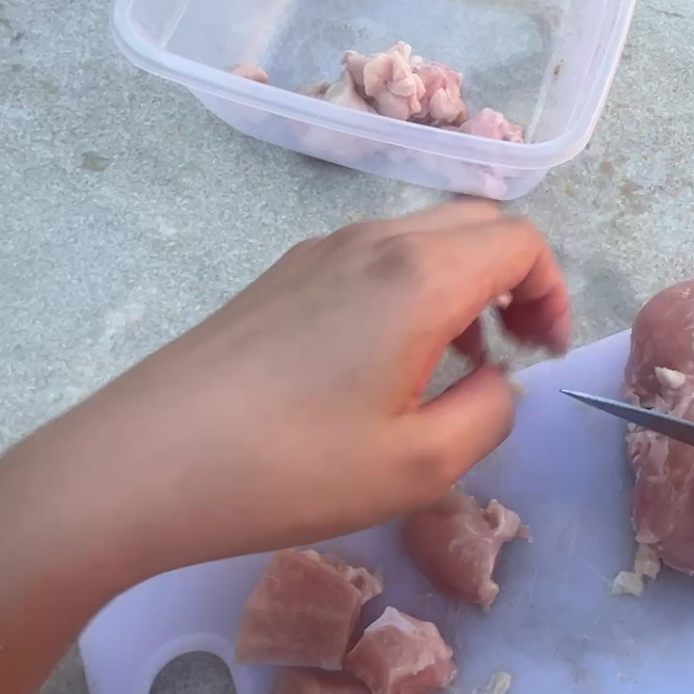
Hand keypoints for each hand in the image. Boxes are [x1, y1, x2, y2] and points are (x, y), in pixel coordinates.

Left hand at [13, 200, 570, 580]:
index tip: (544, 354)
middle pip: (480, 223)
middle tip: (514, 350)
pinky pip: (382, 255)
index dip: (553, 292)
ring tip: (454, 362)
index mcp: (420, 276)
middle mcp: (376, 240)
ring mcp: (324, 249)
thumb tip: (497, 379)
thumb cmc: (292, 470)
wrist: (140, 465)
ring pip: (430, 235)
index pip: (522, 241)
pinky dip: (418, 287)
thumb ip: (493, 411)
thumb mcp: (422, 465)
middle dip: (518, 280)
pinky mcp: (288, 271)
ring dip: (467, 283)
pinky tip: (388, 358)